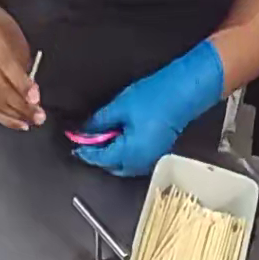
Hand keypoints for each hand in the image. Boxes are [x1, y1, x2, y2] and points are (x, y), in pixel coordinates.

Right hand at [0, 0, 42, 129]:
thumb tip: (32, 90)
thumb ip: (21, 62)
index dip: (22, 84)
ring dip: (15, 116)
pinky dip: (5, 119)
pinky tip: (20, 124)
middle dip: (21, 106)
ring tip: (32, 121)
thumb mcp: (12, 36)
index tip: (36, 98)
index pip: (6, 65)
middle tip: (39, 116)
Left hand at [73, 40, 225, 176]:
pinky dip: (123, 153)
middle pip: (110, 166)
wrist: (183, 93)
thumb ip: (100, 122)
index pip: (100, 159)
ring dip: (110, 155)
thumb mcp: (121, 106)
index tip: (75, 142)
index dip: (85, 151)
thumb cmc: (157, 97)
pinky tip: (119, 139)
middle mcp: (139, 164)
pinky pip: (133, 161)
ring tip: (102, 137)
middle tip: (87, 139)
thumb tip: (85, 130)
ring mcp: (148, 163)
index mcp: (129, 154)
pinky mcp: (154, 157)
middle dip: (97, 155)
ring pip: (122, 166)